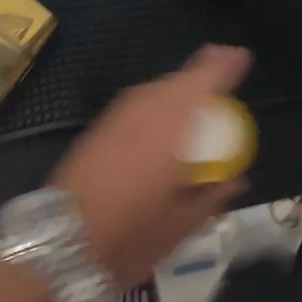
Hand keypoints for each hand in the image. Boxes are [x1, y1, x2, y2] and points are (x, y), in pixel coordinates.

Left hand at [48, 44, 250, 289]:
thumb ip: (213, 195)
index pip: (203, 83)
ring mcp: (116, 117)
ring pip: (155, 90)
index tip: (240, 57)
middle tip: (223, 70)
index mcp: (171, 129)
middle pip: (178, 80)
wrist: (60, 243)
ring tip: (196, 99)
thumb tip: (238, 178)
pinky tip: (163, 124)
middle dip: (201, 75)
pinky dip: (156, 104)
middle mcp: (144, 112)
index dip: (223, 67)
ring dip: (177, 89)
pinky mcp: (98, 128)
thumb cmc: (130, 238)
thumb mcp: (181, 226)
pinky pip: (137, 104)